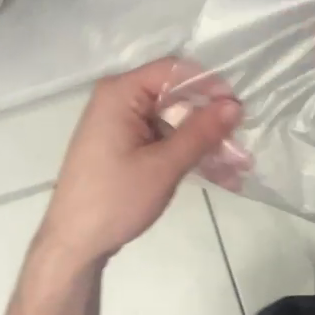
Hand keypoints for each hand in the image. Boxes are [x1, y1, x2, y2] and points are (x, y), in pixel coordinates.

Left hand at [36, 59, 241, 266]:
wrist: (72, 243)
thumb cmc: (114, 198)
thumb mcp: (163, 166)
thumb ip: (200, 132)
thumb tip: (234, 104)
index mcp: (120, 92)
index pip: (172, 70)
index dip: (208, 84)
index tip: (238, 108)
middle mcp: (118, 99)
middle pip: (174, 97)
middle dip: (210, 122)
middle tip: (242, 147)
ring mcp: (119, 123)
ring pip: (172, 121)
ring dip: (203, 143)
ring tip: (239, 169)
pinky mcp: (122, 145)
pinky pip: (161, 138)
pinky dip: (186, 154)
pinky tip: (219, 176)